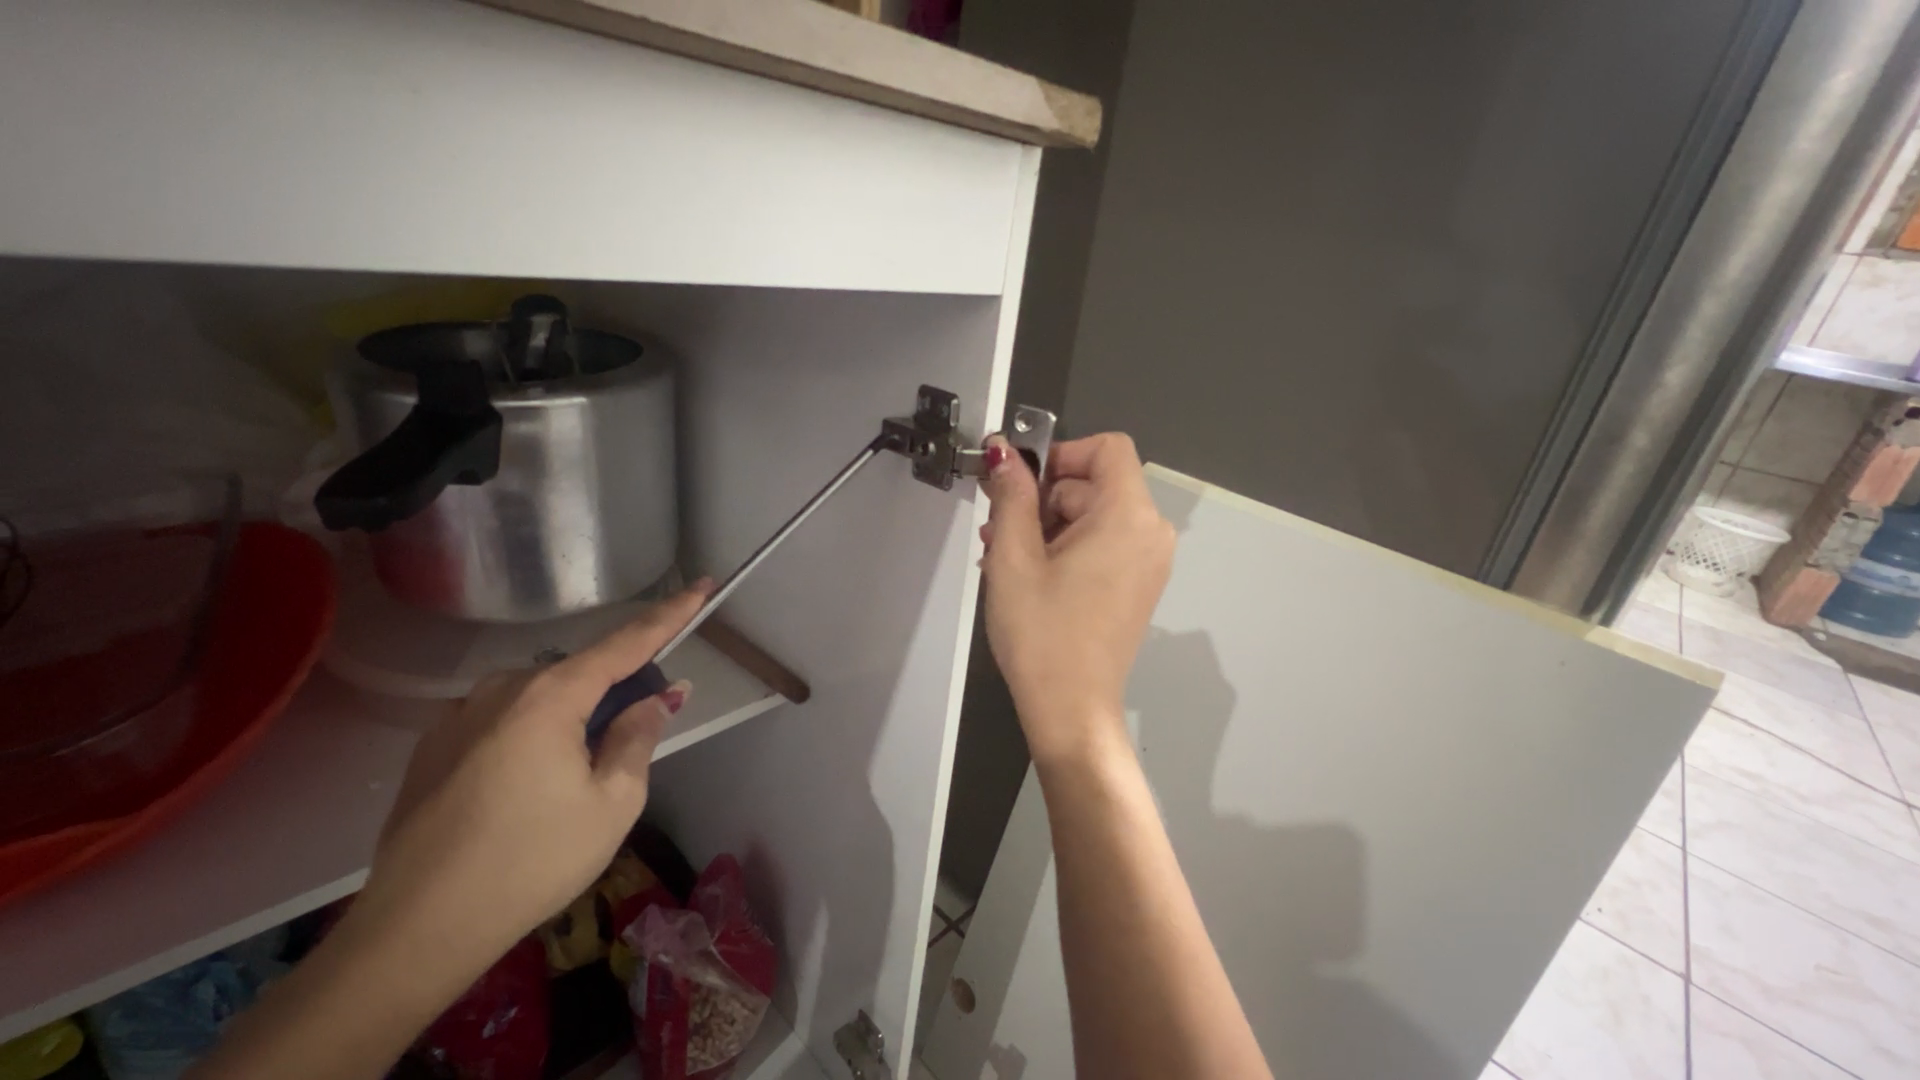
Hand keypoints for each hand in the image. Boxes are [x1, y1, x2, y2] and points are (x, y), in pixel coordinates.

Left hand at [353, 583, 711, 967]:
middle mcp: (500, 689)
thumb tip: (657, 696)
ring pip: (539, 700)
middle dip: (615, 692)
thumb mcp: (612, 804)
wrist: (417, 927)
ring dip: (570, 719)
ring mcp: (458, 715)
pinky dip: (530, 738)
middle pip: (579, 673)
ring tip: (572, 783)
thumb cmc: (532, 862)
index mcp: (550, 696)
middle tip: (635, 737)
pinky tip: (523, 794)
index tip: (702, 585)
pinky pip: (502, 723)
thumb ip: (638, 738)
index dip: (670, 614)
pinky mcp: (433, 745)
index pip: (625, 643)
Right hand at [979, 433, 1173, 765]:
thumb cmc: (1041, 632)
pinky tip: (1028, 573)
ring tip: (1002, 557)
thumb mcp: (1015, 557)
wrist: (1071, 709)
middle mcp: (1151, 532)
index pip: (1107, 448)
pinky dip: (1067, 546)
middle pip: (1096, 483)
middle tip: (996, 528)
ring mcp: (1149, 562)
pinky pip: (1104, 544)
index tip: (1022, 483)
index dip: (1061, 453)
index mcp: (1129, 517)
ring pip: (1095, 515)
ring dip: (1047, 524)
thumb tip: (1004, 450)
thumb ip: (1012, 494)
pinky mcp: (1139, 585)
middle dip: (1043, 497)